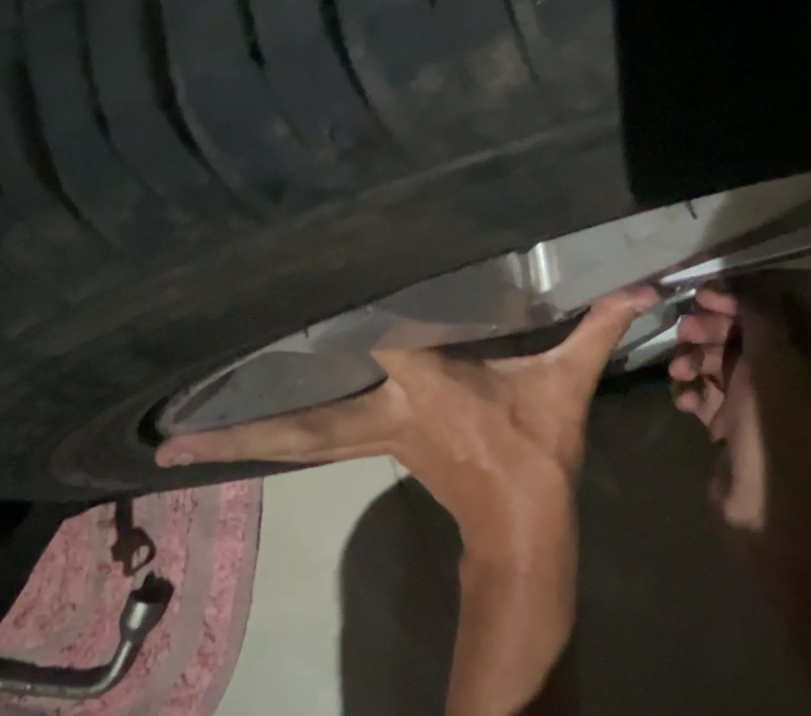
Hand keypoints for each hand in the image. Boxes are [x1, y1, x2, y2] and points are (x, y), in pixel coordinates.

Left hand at [156, 287, 656, 554]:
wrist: (524, 522)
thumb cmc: (537, 450)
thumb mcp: (568, 385)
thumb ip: (598, 328)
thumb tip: (644, 287)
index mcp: (431, 387)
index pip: (373, 339)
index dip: (331, 315)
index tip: (278, 300)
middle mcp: (390, 412)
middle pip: (304, 422)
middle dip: (239, 428)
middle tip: (166, 432)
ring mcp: (379, 437)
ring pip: (302, 440)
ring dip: (245, 440)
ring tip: (178, 440)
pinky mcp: (382, 446)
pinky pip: (323, 436)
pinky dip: (283, 433)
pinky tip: (253, 423)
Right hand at [669, 279, 810, 533]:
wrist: (774, 520)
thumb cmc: (780, 432)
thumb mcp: (773, 362)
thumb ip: (760, 314)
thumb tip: (752, 278)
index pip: (783, 307)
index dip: (743, 295)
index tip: (705, 294)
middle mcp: (801, 376)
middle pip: (750, 334)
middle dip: (714, 329)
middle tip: (684, 331)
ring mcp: (769, 405)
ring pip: (728, 364)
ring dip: (700, 361)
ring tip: (678, 370)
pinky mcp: (740, 430)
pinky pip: (715, 398)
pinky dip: (697, 394)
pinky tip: (683, 401)